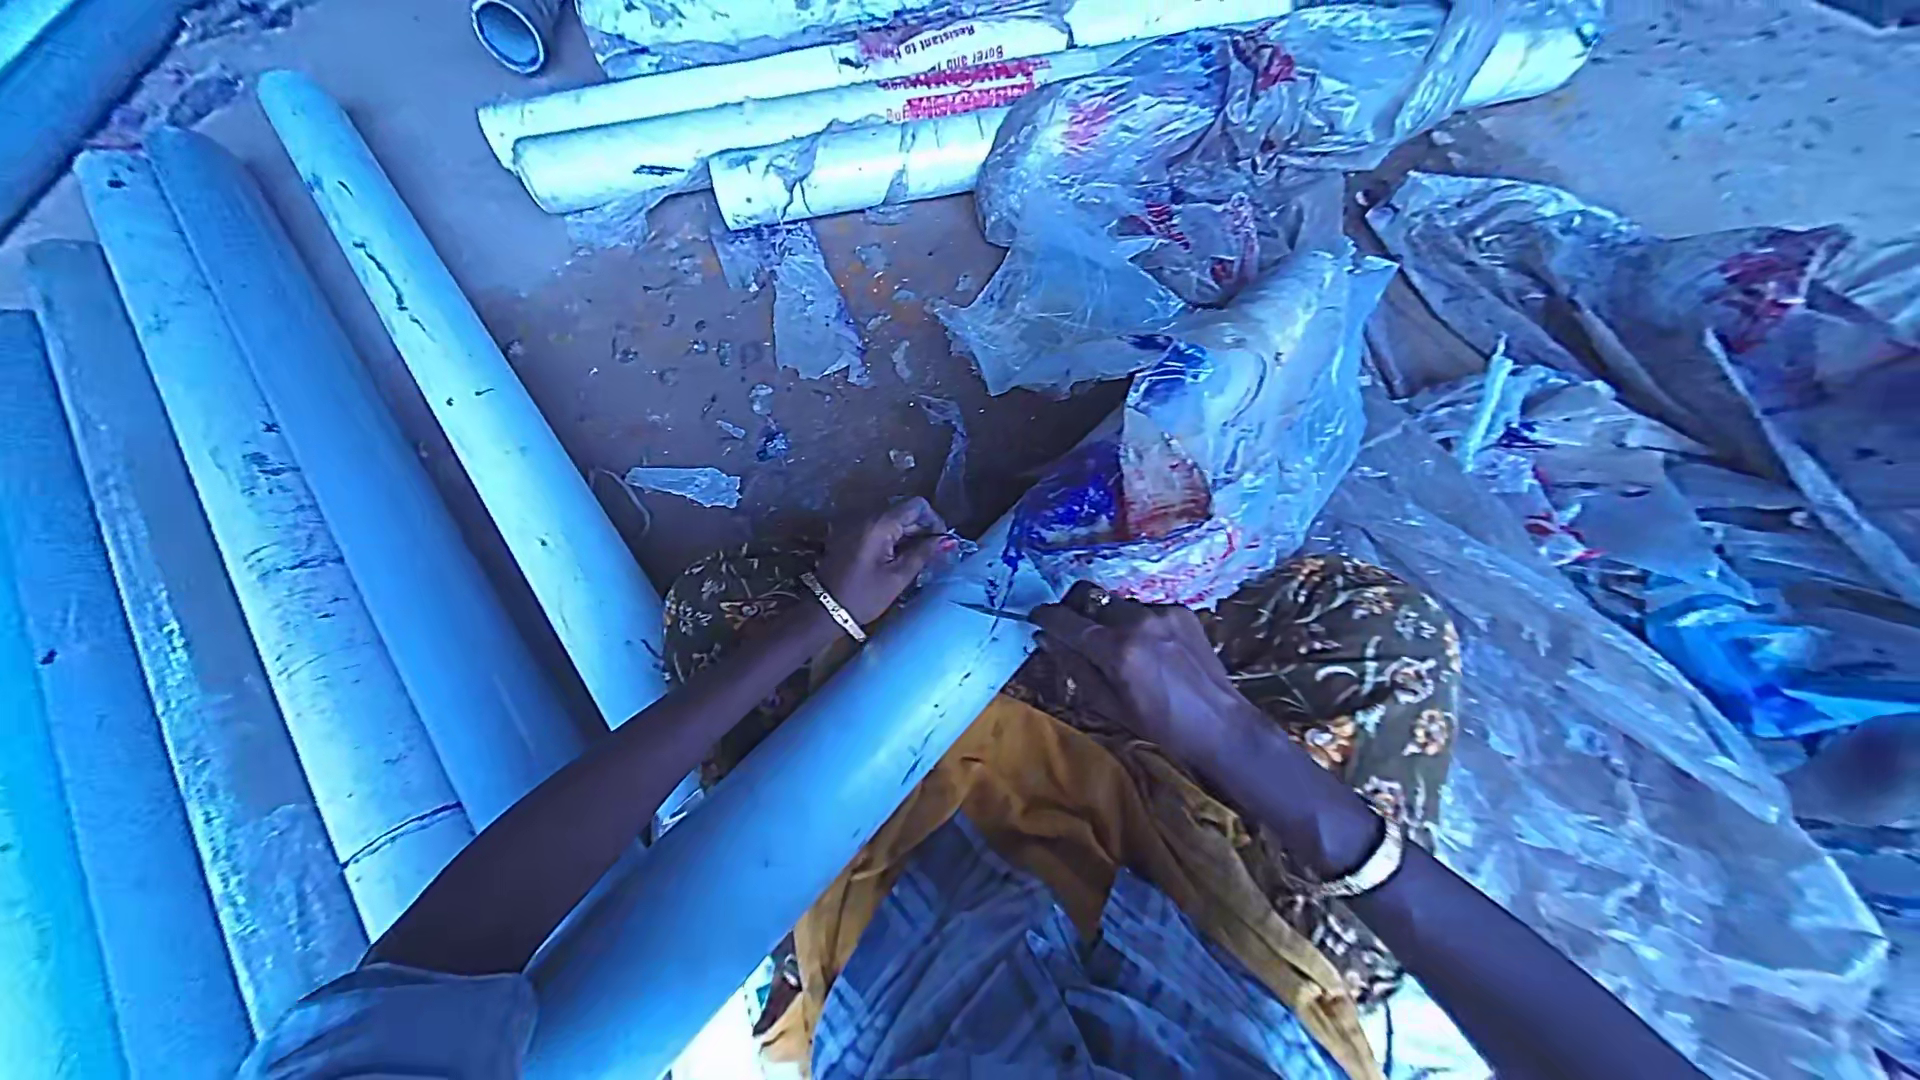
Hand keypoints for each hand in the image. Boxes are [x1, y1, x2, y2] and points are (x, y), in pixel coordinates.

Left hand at [815, 497, 955, 623]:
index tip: (940, 542)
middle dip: (922, 528)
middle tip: (932, 553)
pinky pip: (878, 527)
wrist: (825, 610)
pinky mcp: (849, 533)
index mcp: (880, 524)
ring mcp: (855, 523)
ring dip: (908, 533)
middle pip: (904, 510)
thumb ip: (923, 553)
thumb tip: (946, 540)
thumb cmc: (864, 596)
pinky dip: (892, 537)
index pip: (916, 505)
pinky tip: (897, 557)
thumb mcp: (898, 576)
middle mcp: (866, 516)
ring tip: (916, 557)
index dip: (933, 520)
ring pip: (892, 518)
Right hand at [1032, 582, 1261, 767]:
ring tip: (1122, 646)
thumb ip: (1074, 667)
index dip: (1046, 616)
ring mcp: (1161, 612)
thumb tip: (1045, 639)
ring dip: (1110, 619)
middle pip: (1091, 599)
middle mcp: (1136, 622)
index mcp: (1116, 650)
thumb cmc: (1159, 724)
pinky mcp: (1181, 610)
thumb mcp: (1107, 704)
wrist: (1220, 724)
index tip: (1037, 617)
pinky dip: (1139, 623)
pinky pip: (1146, 609)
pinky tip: (1152, 647)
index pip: (1066, 621)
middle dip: (1079, 612)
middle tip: (1077, 630)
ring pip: (1119, 604)